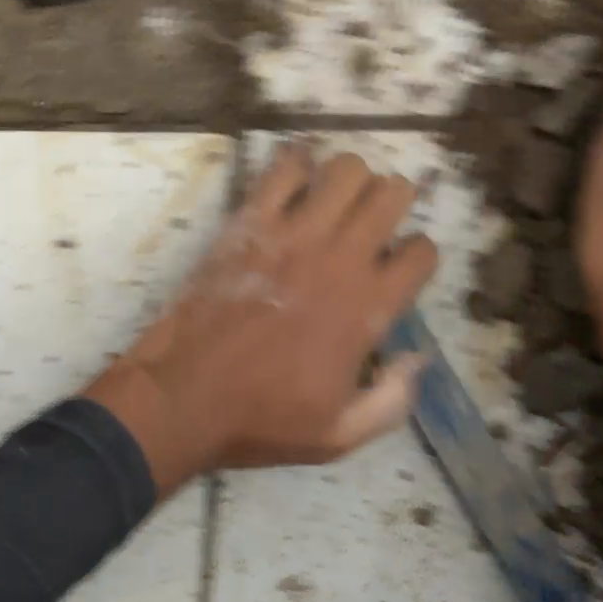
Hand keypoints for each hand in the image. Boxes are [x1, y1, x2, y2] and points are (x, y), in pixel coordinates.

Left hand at [84, 145, 439, 496]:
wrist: (179, 401)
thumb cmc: (255, 423)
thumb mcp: (336, 436)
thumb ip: (391, 401)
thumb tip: (416, 360)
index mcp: (368, 308)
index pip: (422, 252)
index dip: (411, 261)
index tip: (388, 277)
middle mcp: (339, 260)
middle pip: (393, 194)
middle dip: (388, 207)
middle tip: (361, 232)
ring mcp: (290, 238)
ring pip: (346, 169)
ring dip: (346, 181)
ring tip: (327, 206)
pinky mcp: (244, 228)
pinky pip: (282, 169)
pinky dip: (294, 166)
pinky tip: (289, 185)